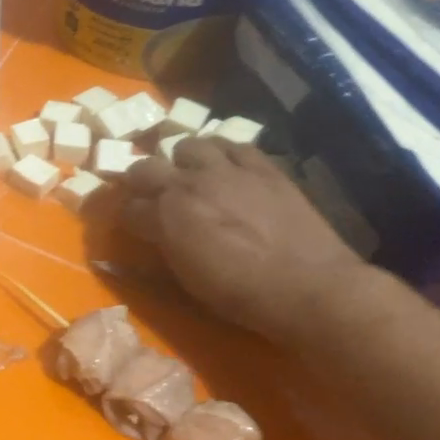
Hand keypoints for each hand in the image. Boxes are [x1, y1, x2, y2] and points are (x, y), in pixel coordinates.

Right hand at [119, 138, 373, 346]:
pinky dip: (225, 154)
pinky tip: (230, 170)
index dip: (130, 217)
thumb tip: (156, 233)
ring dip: (184, 161)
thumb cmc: (243, 294)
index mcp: (164, 217)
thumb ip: (166, 245)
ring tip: (194, 175)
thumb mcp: (188, 278)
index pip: (128, 208)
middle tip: (154, 196)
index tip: (137, 226)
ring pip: (188, 145)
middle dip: (142, 181)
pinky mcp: (263, 168)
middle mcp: (187, 185)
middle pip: (144, 167)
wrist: (311, 289)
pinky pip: (235, 145)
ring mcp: (226, 171)